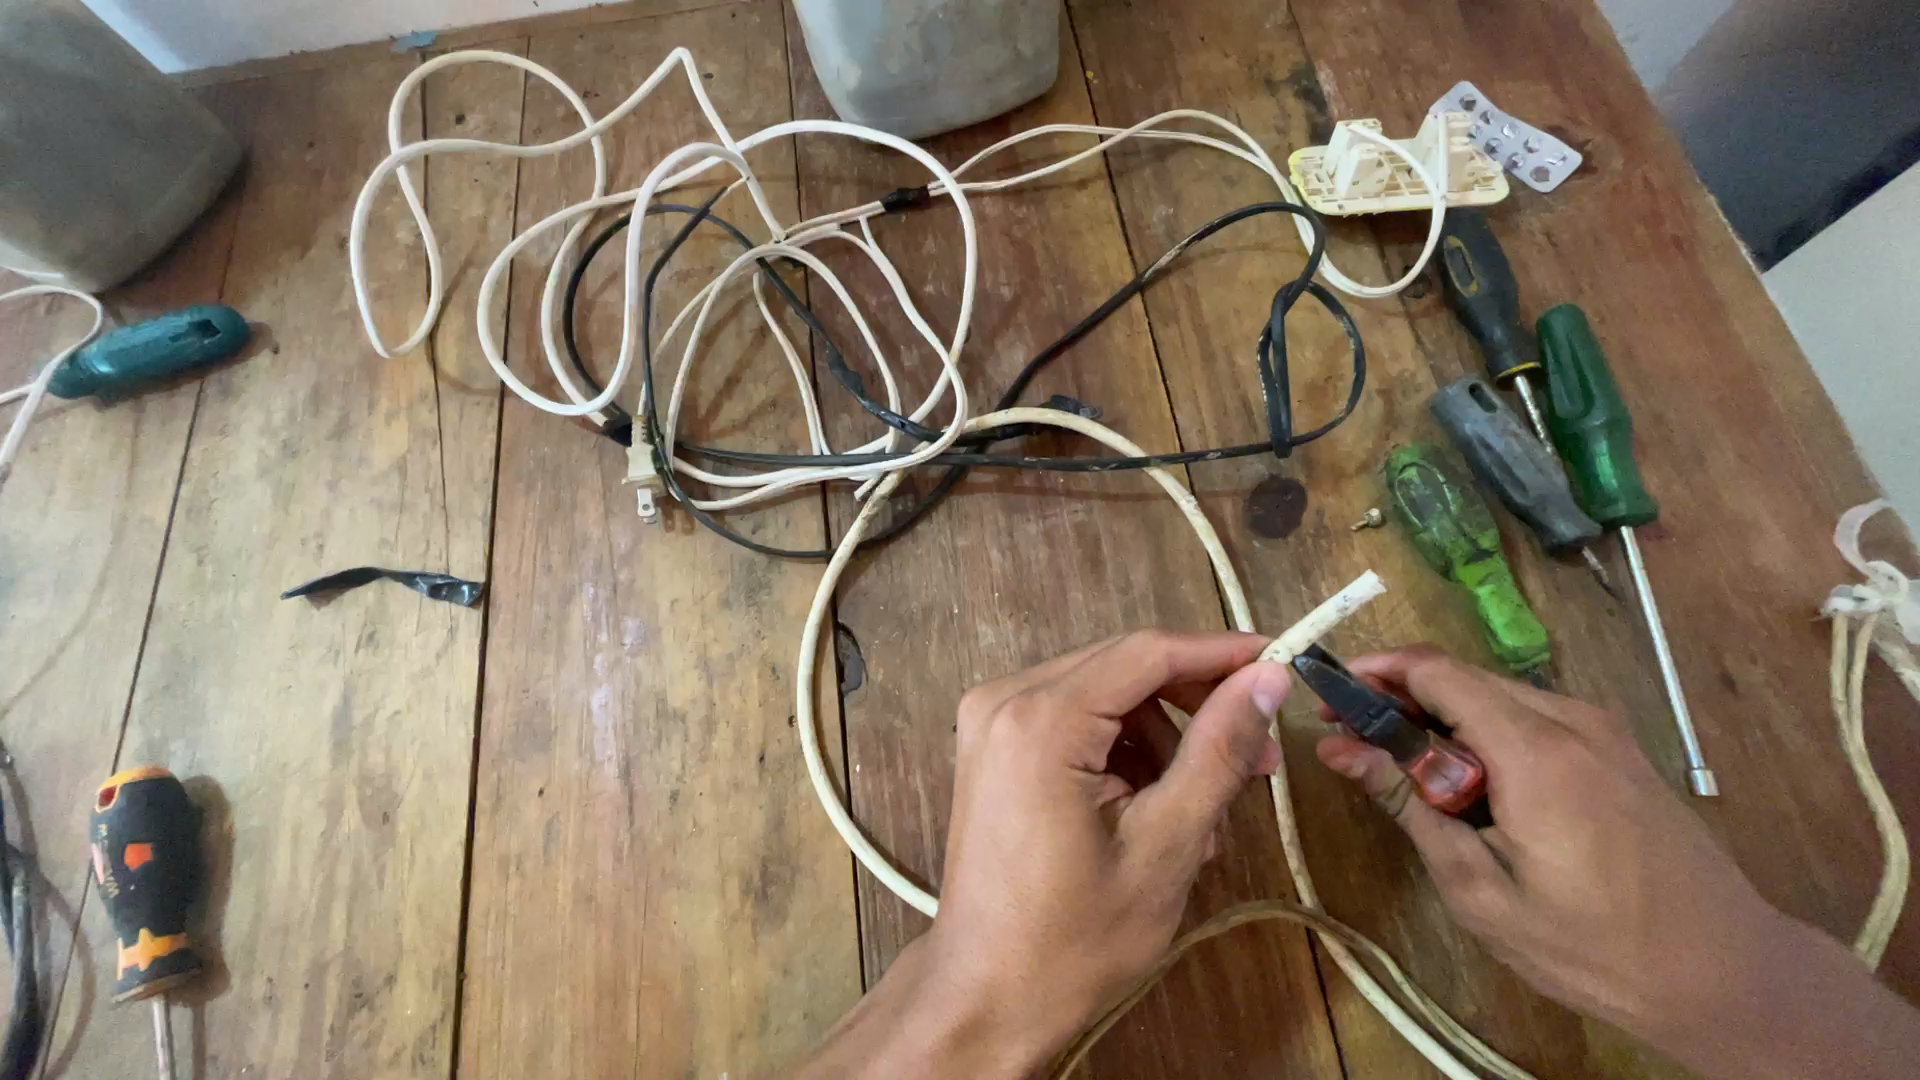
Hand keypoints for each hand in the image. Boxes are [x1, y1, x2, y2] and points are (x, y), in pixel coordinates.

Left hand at [797, 631, 1291, 1078]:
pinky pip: (1074, 716)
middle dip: (1194, 704)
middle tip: (1256, 758)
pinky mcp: (992, 739)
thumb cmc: (1075, 937)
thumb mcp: (1166, 845)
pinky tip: (1150, 804)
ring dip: (1161, 735)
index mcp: (1040, 718)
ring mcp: (990, 716)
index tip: (1282, 662)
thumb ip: (1218, 751)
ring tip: (1201, 807)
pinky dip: (1121, 748)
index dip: (1219, 652)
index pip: (1146, 653)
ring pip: (1103, 693)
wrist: (986, 992)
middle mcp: (1004, 697)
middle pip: (1122, 667)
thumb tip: (1266, 678)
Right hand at [1313, 647, 1919, 1079]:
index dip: (1372, 671)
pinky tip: (1460, 776)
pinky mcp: (1611, 747)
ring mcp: (1597, 730)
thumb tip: (1335, 746)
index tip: (1327, 697)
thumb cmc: (1592, 945)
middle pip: (1457, 676)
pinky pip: (1523, 713)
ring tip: (1395, 762)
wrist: (1733, 980)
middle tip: (1348, 736)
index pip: (1434, 671)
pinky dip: (1475, 728)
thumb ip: (1404, 802)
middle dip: (1393, 695)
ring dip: (1432, 714)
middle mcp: (1568, 720)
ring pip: (1488, 692)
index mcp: (1535, 750)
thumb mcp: (1477, 885)